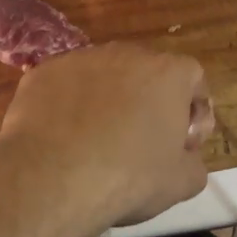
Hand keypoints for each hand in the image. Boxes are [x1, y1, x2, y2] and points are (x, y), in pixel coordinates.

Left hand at [0, 44, 214, 225]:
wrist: (52, 179)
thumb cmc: (129, 178)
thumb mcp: (183, 182)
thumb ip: (194, 161)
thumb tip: (184, 155)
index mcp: (169, 73)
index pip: (193, 79)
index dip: (192, 111)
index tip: (181, 142)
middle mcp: (127, 54)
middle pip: (146, 73)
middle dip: (147, 102)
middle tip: (139, 142)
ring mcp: (81, 59)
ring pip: (103, 77)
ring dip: (106, 100)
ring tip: (95, 141)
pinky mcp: (43, 73)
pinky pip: (66, 86)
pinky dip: (68, 105)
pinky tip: (62, 138)